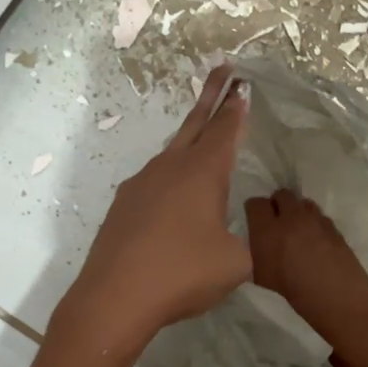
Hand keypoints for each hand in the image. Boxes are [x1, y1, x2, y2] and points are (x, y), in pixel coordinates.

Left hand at [60, 65, 252, 346]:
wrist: (115, 297)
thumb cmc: (182, 274)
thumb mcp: (236, 263)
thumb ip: (252, 243)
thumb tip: (251, 237)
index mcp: (202, 173)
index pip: (225, 130)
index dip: (236, 108)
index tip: (243, 85)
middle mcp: (170, 168)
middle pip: (195, 124)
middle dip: (212, 96)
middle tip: (224, 69)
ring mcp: (141, 185)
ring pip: (172, 153)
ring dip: (190, 139)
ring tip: (203, 137)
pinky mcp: (123, 207)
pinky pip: (154, 181)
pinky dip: (170, 177)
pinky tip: (173, 197)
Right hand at [244, 189, 367, 340]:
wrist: (339, 300)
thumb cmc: (294, 293)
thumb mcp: (261, 277)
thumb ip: (255, 253)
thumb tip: (255, 242)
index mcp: (267, 229)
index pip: (255, 203)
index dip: (254, 211)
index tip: (255, 222)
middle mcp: (291, 218)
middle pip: (281, 194)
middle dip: (277, 205)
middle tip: (276, 223)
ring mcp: (316, 220)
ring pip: (302, 202)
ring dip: (297, 211)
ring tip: (297, 230)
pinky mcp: (334, 226)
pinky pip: (319, 216)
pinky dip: (314, 223)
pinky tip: (315, 241)